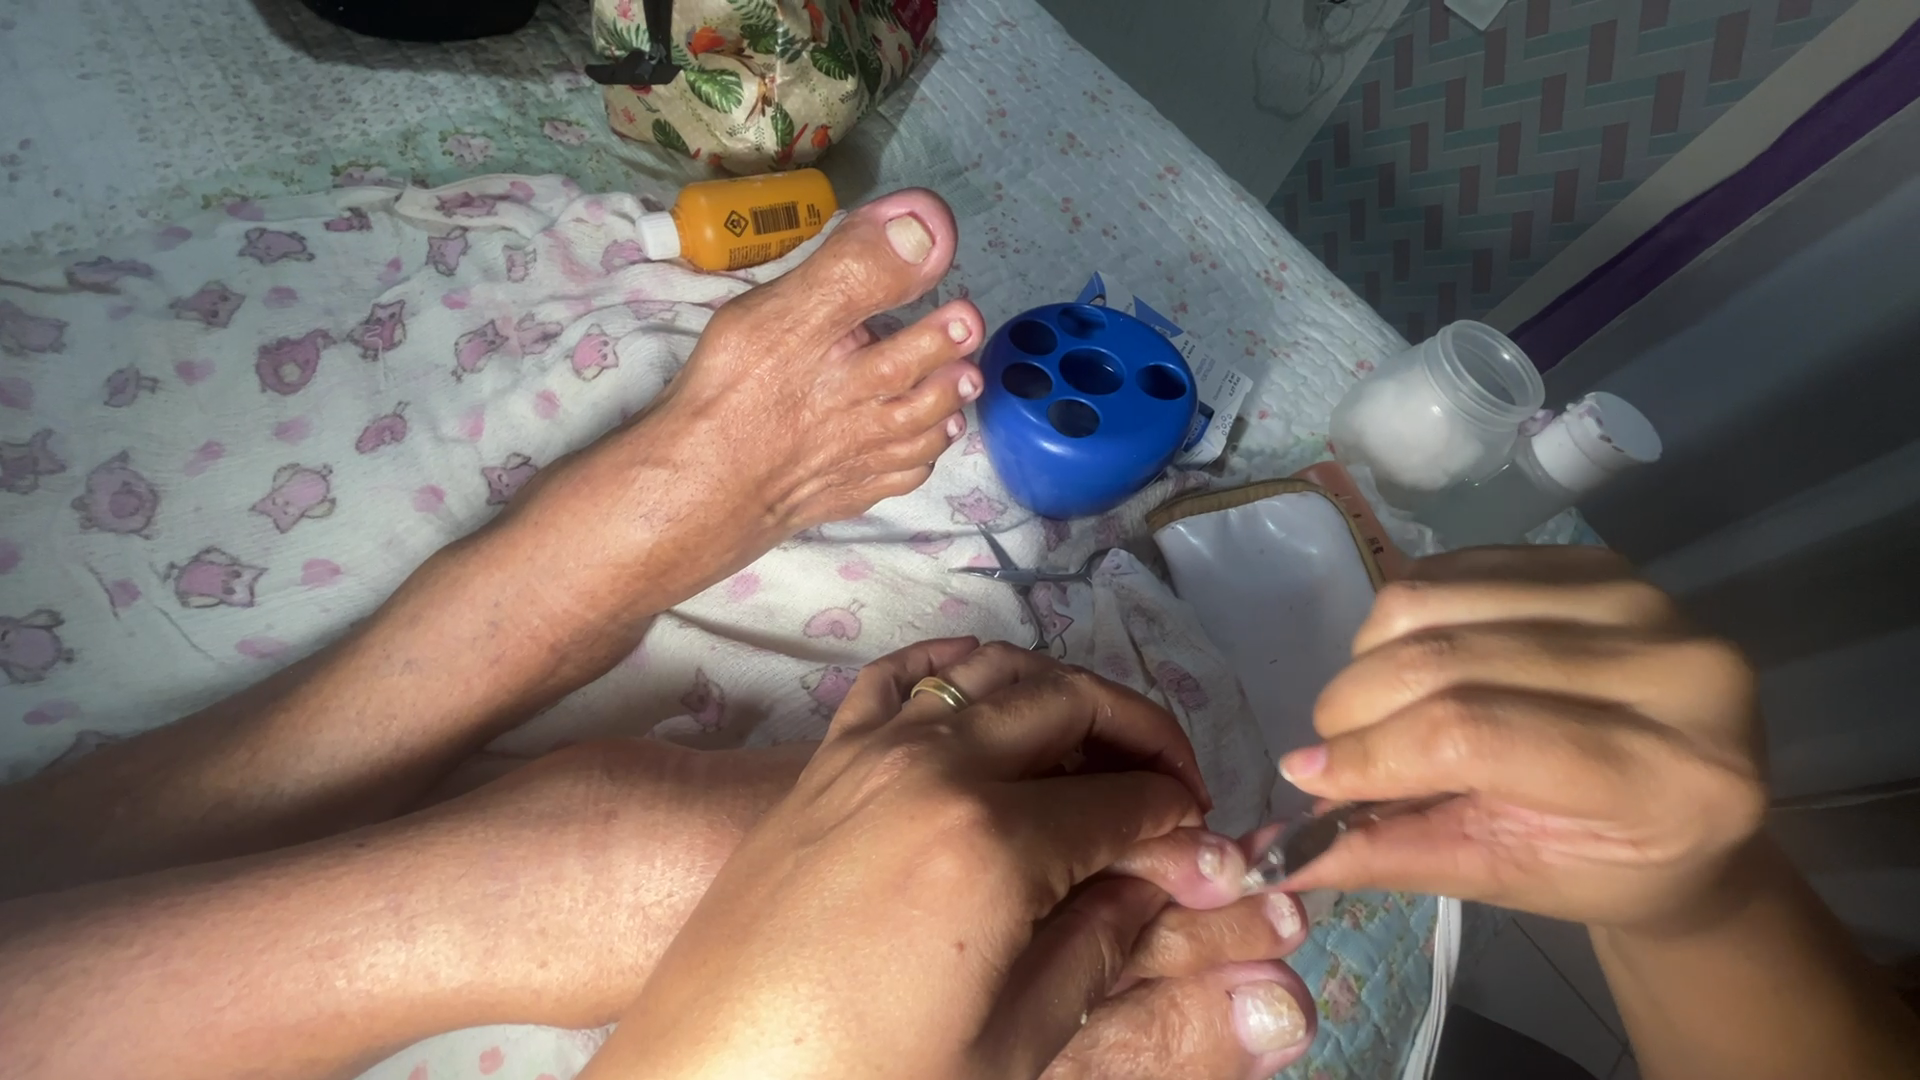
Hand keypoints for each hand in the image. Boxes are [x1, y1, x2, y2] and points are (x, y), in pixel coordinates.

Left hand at [581, 640, 1311, 1079]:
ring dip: (1064, 691)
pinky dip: (961, 665)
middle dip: (1143, 731)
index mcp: (991, 841)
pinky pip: (905, 672)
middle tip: (1174, 783)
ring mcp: (875, 746)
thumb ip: (1100, 945)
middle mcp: (938, 765)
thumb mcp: (1007, 1047)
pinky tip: (989, 688)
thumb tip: (1172, 877)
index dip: (1180, 817)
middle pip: (1071, 701)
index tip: (1206, 837)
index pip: (1124, 799)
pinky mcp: (830, 752)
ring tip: (1095, 743)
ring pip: (997, 669)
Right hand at [644, 190, 983, 546]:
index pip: (911, 343)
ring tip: (962, 394)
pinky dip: (914, 468)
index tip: (967, 313)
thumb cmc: (733, 392)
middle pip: (918, 396)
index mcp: (854, 369)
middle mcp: (864, 419)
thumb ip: (858, 268)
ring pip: (914, 442)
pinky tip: (920, 457)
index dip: (945, 327)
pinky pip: (890, 485)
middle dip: (952, 372)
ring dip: (944, 417)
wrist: (699, 490)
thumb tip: (927, 226)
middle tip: (971, 354)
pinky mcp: (838, 497)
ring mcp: (854, 464)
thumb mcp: (789, 310)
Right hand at [1278, 546, 1768, 933]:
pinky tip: (1414, 660)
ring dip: (1367, 658)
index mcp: (1669, 773)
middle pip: (1439, 662)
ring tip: (1378, 703)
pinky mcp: (1586, 561)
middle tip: (1332, 745)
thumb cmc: (1600, 858)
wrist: (1684, 799)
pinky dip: (1395, 620)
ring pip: (1427, 603)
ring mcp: (1629, 597)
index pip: (1470, 737)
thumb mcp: (1501, 874)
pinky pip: (1441, 570)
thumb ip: (1392, 856)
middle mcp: (1669, 667)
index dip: (1369, 753)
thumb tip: (1283, 858)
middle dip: (1352, 707)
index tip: (1307, 775)